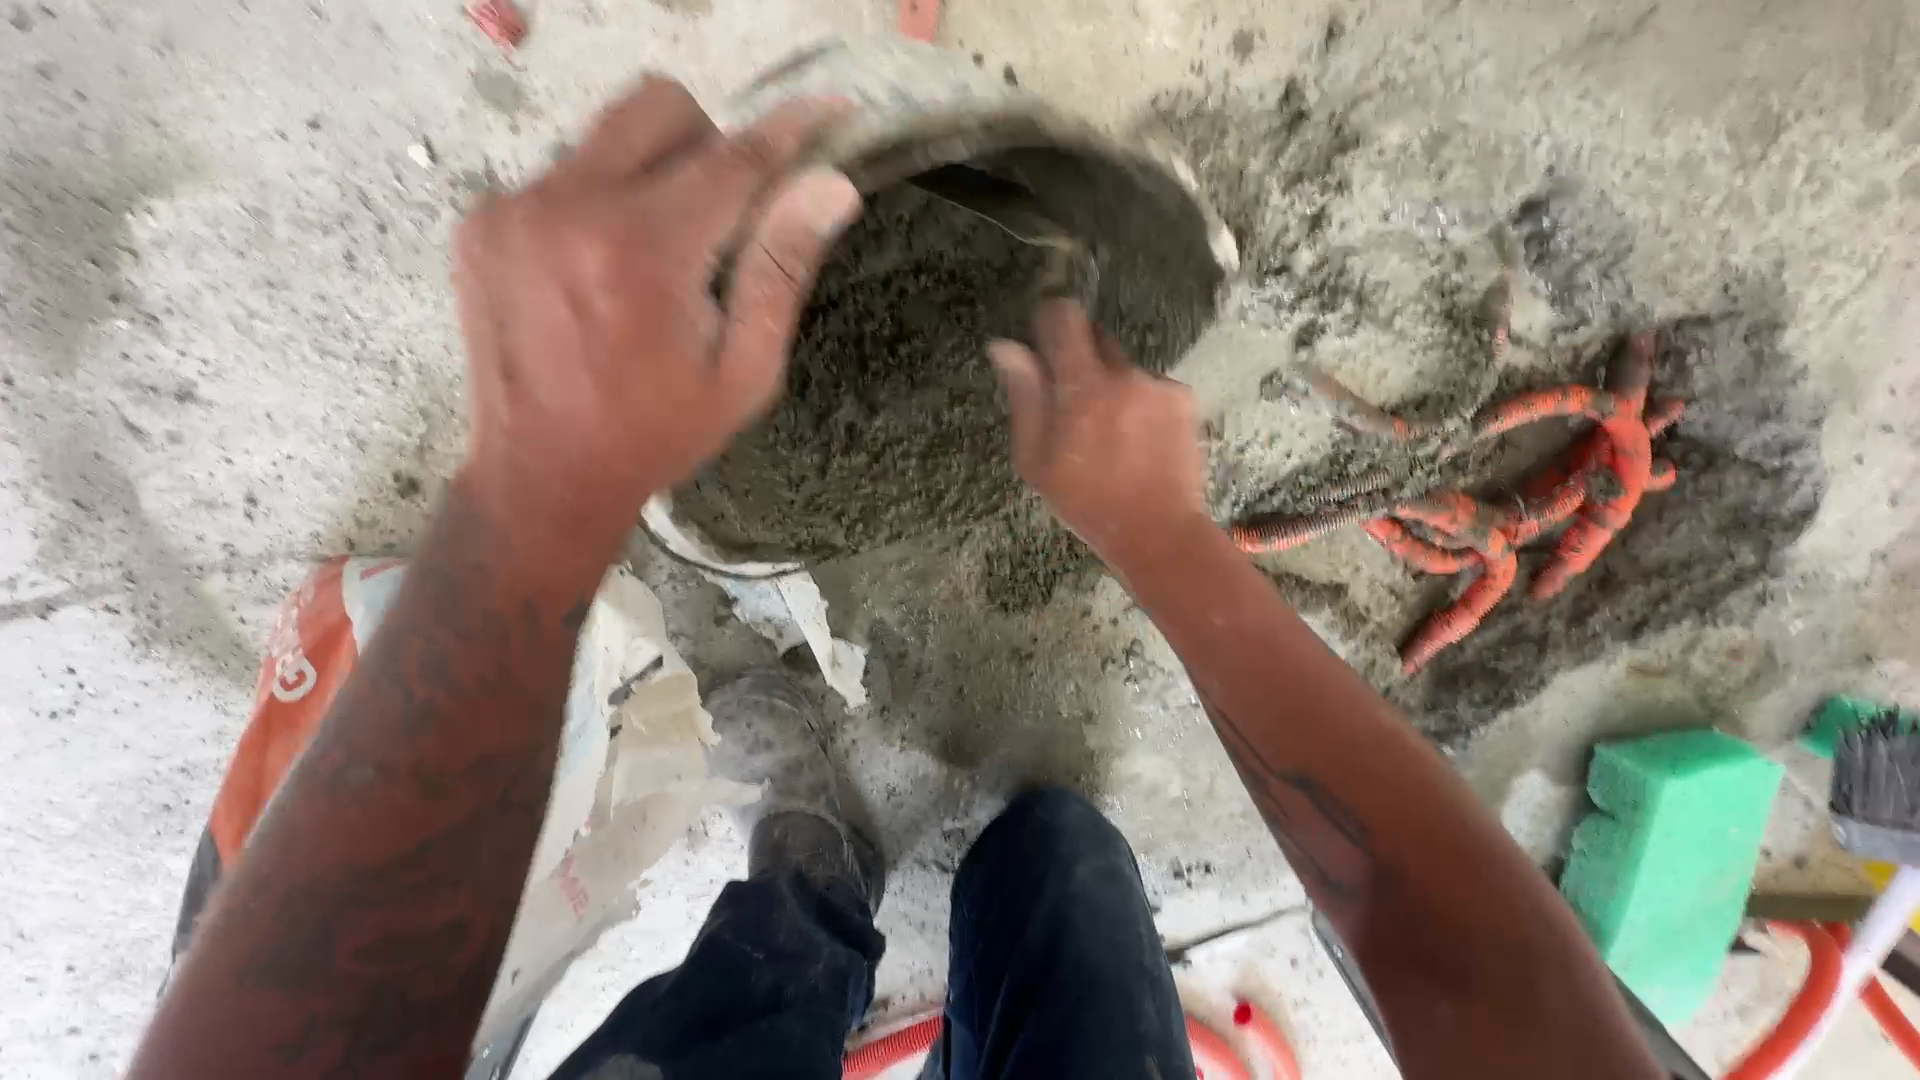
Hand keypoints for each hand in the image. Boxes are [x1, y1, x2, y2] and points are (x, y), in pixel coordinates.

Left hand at [452, 77, 861, 562]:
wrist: (543, 475)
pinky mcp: (481, 220)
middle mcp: (570, 207)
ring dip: (653, 174)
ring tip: (656, 258)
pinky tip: (602, 273)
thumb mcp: (744, 371)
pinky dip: (601, 202)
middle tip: (723, 218)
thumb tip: (831, 188)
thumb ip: (781, 270)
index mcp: (644, 254)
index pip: (733, 160)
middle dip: (710, 144)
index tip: (830, 109)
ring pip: (607, 133)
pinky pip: (563, 171)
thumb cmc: (659, 433)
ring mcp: (513, 208)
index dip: (789, 130)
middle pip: (660, 106)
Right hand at [989, 301, 1212, 565]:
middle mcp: (1124, 375)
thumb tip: (1006, 347)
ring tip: (1110, 434)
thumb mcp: (1036, 461)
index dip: (1049, 318)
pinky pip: (1150, 385)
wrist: (1158, 531)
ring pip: (1122, 366)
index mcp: (1083, 389)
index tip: (1042, 335)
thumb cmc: (1087, 502)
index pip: (1064, 318)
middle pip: (1094, 338)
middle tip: (1073, 405)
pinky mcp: (1183, 398)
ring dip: (1110, 385)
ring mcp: (1158, 385)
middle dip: (1079, 360)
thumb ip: (1025, 397)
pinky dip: (1139, 401)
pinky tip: (1138, 439)